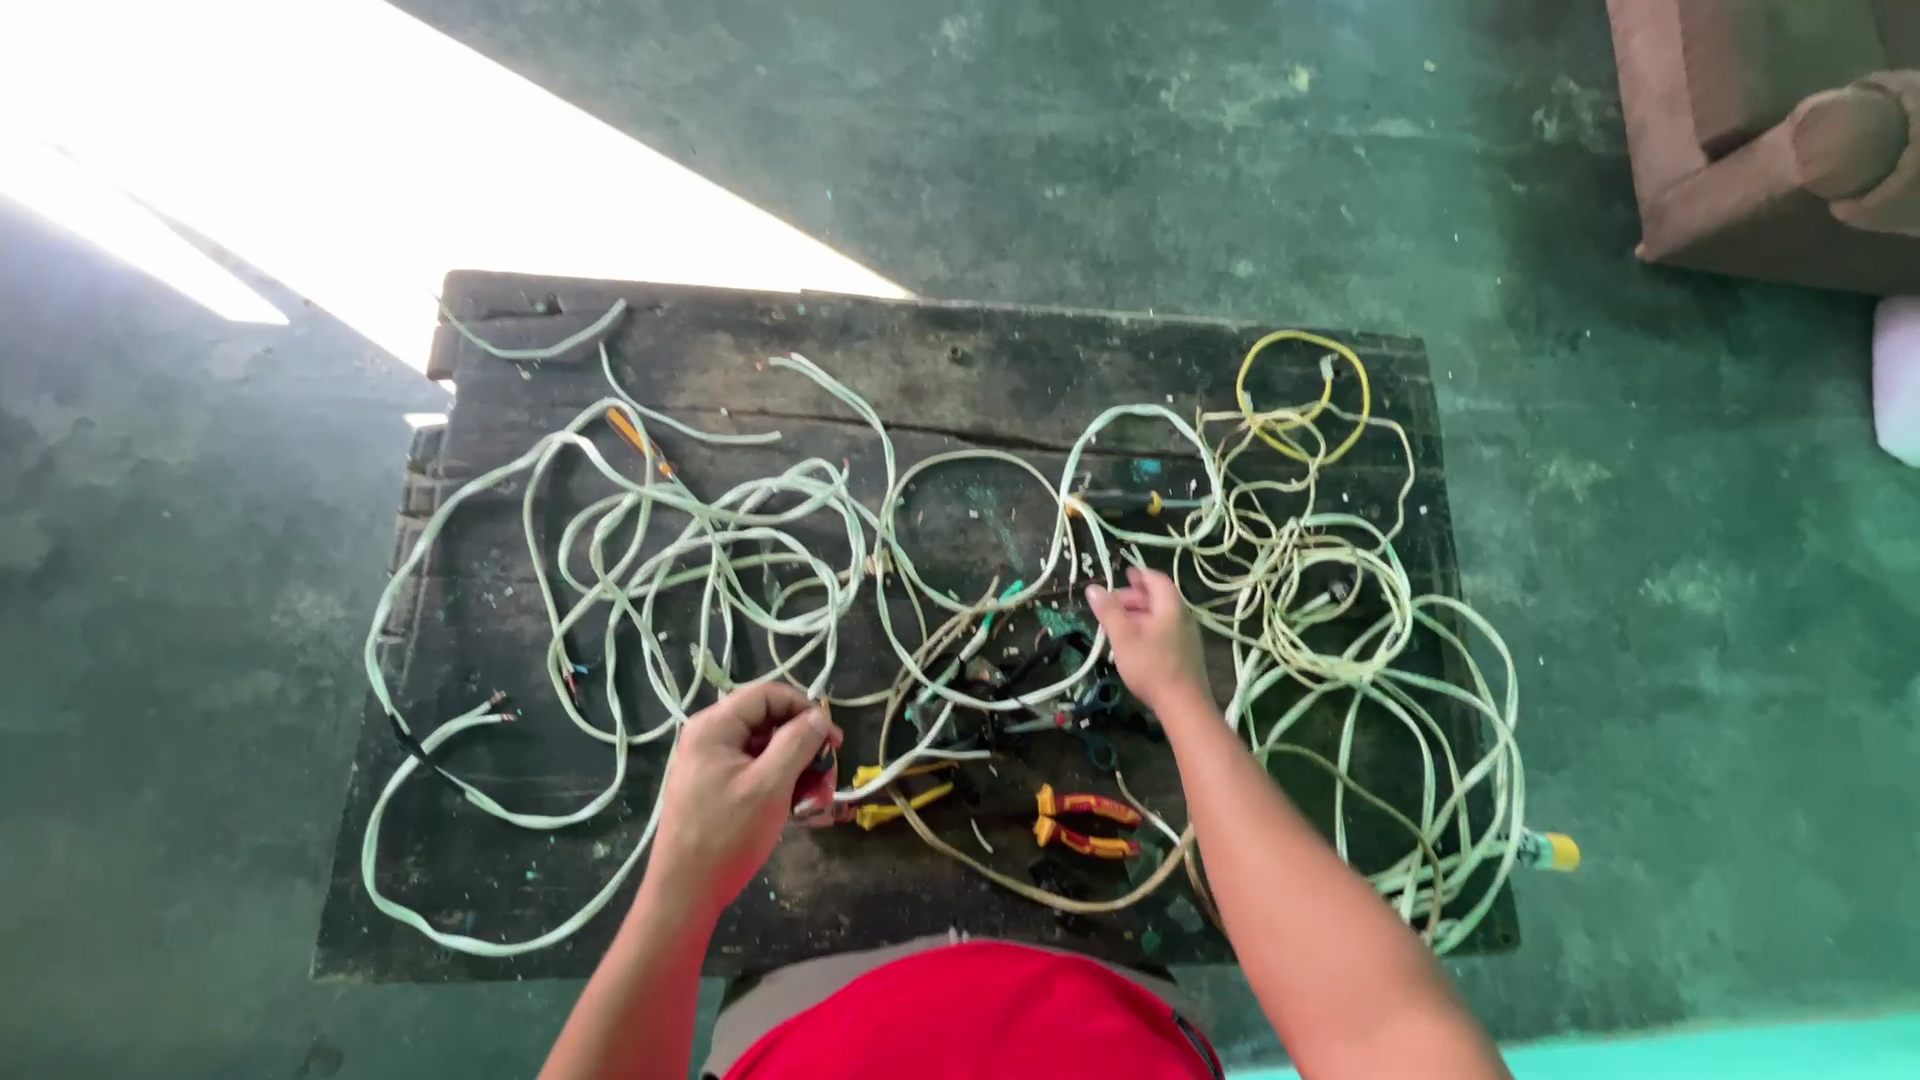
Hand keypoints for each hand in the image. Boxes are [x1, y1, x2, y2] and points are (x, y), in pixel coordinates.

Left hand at [649, 683, 842, 913]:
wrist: (684, 895)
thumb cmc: (727, 835)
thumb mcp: (770, 785)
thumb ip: (797, 742)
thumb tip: (819, 717)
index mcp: (714, 726)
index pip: (769, 694)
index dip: (806, 709)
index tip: (833, 740)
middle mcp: (710, 737)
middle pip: (770, 722)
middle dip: (805, 747)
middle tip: (828, 776)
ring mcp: (712, 763)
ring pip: (768, 749)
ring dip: (798, 769)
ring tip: (816, 801)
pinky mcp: (716, 787)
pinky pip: (757, 771)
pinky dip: (781, 784)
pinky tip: (798, 809)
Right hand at [1086, 566, 1212, 714]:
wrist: (1183, 705)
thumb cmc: (1151, 665)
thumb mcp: (1123, 636)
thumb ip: (1108, 611)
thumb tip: (1093, 588)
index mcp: (1171, 607)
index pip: (1157, 580)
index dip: (1140, 575)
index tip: (1124, 575)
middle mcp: (1183, 617)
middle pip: (1159, 598)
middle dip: (1134, 598)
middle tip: (1112, 605)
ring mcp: (1188, 637)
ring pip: (1161, 617)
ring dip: (1140, 615)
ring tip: (1119, 626)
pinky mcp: (1187, 655)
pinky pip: (1165, 632)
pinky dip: (1148, 629)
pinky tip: (1134, 645)